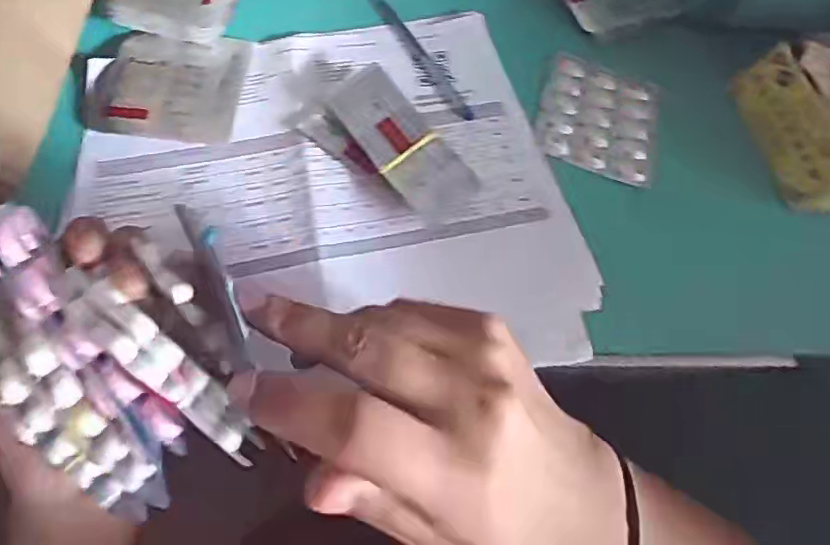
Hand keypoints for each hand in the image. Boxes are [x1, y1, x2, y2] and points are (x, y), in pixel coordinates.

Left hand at [0, 216, 151, 544]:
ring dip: (146, 264)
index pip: (62, 259)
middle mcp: (97, 304)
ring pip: (148, 266)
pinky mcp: (174, 335)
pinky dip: (183, 285)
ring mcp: (139, 316)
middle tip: (117, 273)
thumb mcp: (5, 418)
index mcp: (53, 314)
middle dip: (115, 248)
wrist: (88, 506)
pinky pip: (182, 299)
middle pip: (110, 252)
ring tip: (141, 289)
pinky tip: (181, 292)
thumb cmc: (40, 457)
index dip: (68, 245)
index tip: (78, 251)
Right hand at [243, 295, 626, 544]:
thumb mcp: (436, 544)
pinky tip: (363, 335)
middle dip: (302, 326)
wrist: (585, 498)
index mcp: (456, 469)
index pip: (355, 425)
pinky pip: (416, 309)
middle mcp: (470, 397)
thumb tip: (308, 475)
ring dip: (338, 322)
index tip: (244, 387)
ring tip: (300, 332)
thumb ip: (372, 500)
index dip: (290, 402)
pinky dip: (379, 318)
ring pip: (387, 319)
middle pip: (368, 348)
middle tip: (255, 309)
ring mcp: (485, 351)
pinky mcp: (491, 326)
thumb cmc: (505, 535)